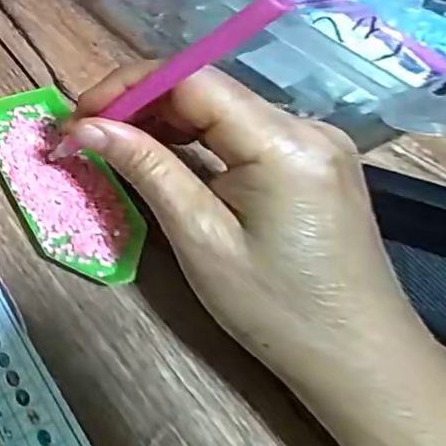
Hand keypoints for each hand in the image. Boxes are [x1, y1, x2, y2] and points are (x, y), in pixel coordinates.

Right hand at [68, 66, 445, 445]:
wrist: (367, 367)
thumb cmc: (278, 309)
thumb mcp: (198, 237)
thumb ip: (143, 166)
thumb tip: (81, 125)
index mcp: (283, 142)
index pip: (189, 78)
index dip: (126, 86)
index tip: (79, 116)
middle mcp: (304, 125)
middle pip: (201, 86)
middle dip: (136, 101)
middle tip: (85, 131)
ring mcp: (311, 139)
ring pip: (214, 103)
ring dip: (157, 116)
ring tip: (111, 142)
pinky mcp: (307, 157)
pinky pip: (233, 125)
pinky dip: (187, 133)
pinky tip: (159, 152)